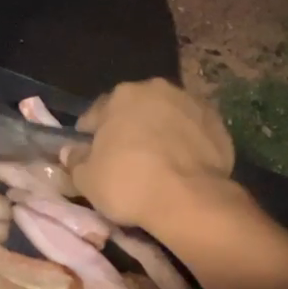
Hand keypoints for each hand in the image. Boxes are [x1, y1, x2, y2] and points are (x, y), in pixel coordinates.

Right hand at [70, 78, 241, 231]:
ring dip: (158, 133)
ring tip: (156, 164)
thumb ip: (75, 161)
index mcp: (120, 96)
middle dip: (127, 130)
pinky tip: (181, 167)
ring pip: (165, 117)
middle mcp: (156, 89)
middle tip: (124, 161)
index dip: (89, 137)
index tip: (90, 157)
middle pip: (134, 110)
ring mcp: (190, 102)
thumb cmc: (128, 185)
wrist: (188, 199)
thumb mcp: (87, 180)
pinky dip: (185, 144)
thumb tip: (70, 152)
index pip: (95, 114)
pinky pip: (191, 131)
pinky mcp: (217, 122)